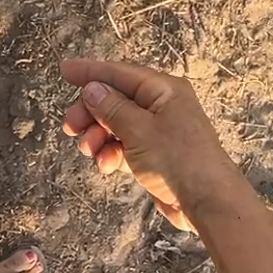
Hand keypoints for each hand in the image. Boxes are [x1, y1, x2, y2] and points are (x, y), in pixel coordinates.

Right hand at [60, 59, 244, 231]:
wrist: (206, 201)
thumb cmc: (180, 161)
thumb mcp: (138, 129)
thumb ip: (112, 108)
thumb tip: (93, 89)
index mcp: (163, 90)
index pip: (119, 73)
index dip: (90, 72)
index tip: (66, 70)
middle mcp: (162, 107)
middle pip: (115, 100)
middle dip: (91, 112)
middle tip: (71, 126)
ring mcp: (159, 133)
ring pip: (117, 126)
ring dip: (99, 137)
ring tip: (89, 150)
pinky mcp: (156, 157)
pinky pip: (125, 148)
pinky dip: (112, 154)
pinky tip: (107, 165)